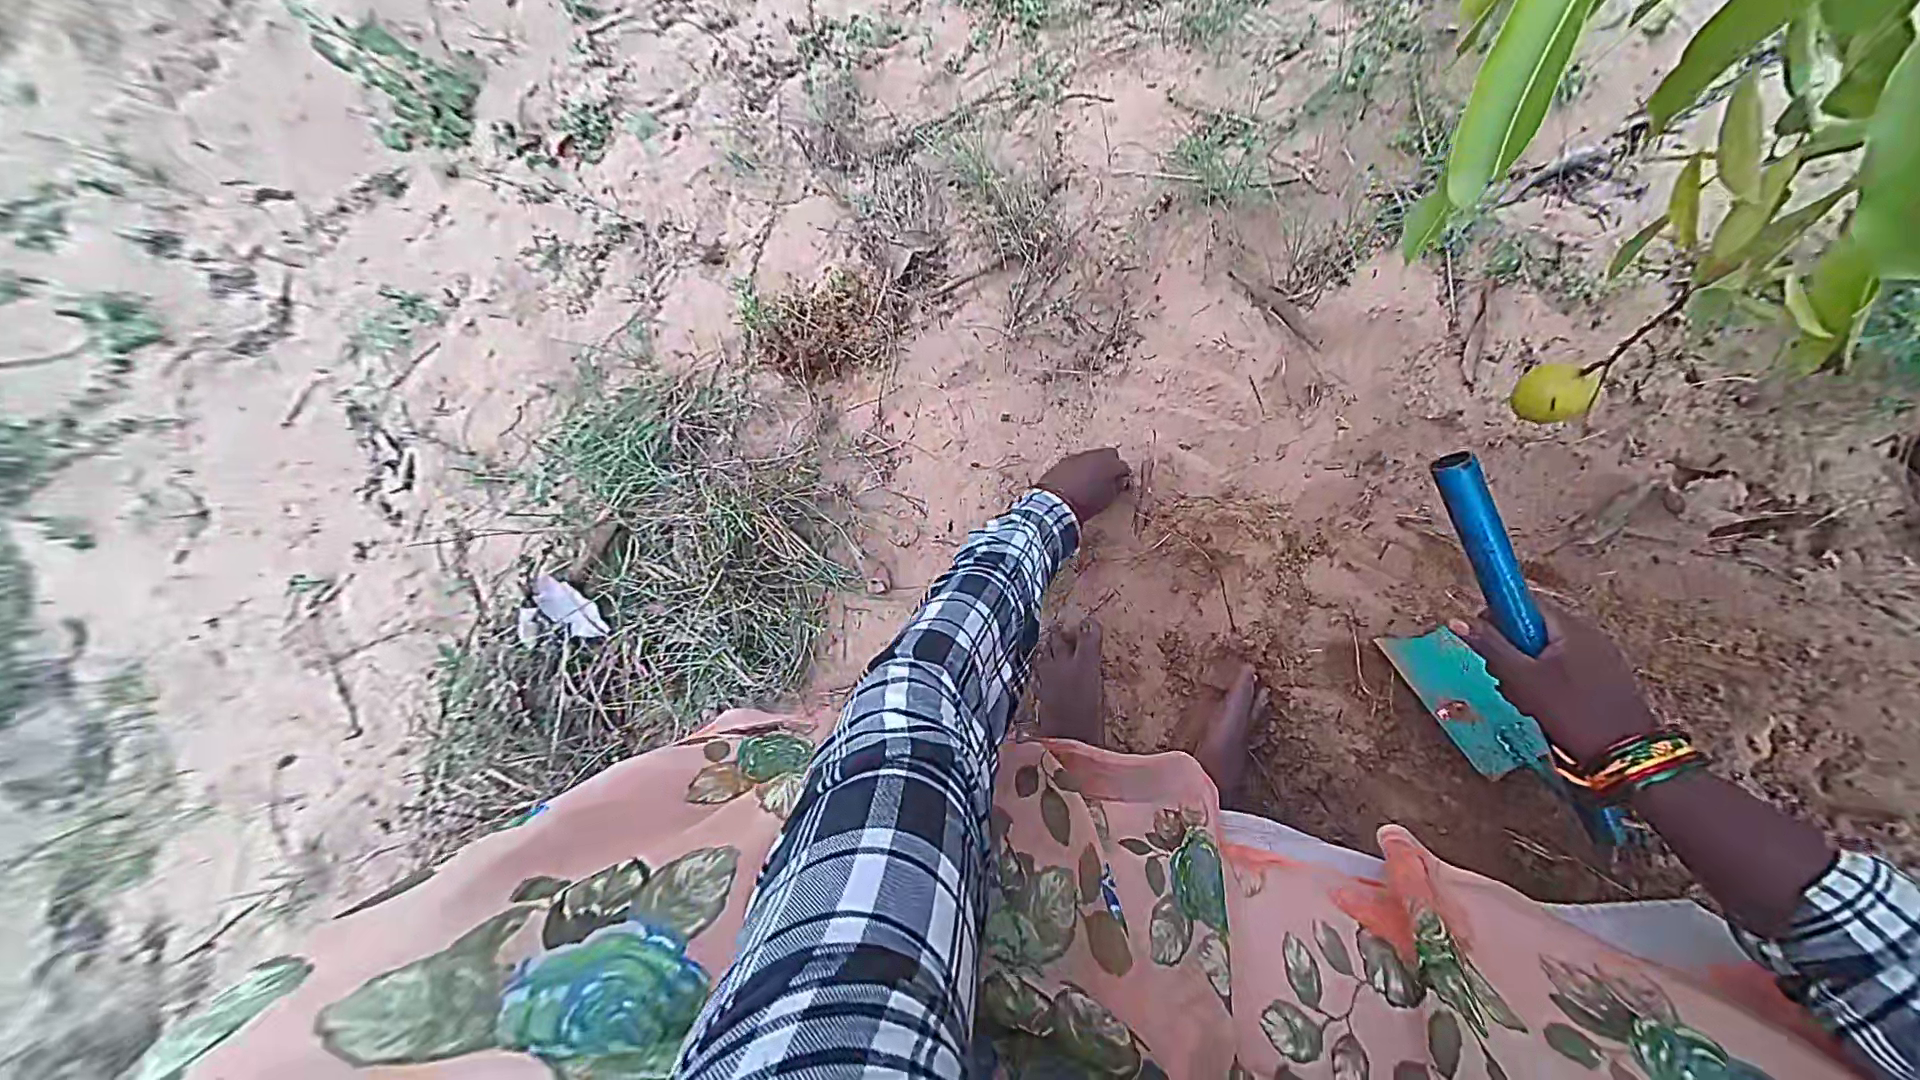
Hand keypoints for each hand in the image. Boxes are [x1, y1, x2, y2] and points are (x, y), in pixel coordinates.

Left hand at [1037, 449, 1130, 521]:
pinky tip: (1076, 479)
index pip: (1123, 466)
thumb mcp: (1107, 498)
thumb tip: (1120, 480)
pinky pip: (1077, 461)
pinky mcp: (1065, 460)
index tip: (1121, 482)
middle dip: (1110, 464)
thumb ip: (1117, 486)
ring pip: (1092, 456)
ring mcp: (1079, 456)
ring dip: (1094, 465)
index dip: (1123, 475)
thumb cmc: (1086, 503)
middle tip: (1107, 477)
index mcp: (1111, 464)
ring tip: (1090, 479)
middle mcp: (1096, 455)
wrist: (1056, 502)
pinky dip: (1079, 468)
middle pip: (1109, 455)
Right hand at [1452, 600, 1659, 769]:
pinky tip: (1541, 702)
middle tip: (1501, 673)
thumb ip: (1488, 644)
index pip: (1521, 602)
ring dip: (1523, 667)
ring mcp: (1599, 657)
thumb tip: (1456, 619)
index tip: (1481, 640)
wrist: (1626, 755)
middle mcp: (1587, 636)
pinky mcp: (1603, 678)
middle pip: (1531, 627)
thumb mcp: (1519, 676)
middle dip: (1508, 648)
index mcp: (1569, 628)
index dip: (1495, 616)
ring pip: (1543, 649)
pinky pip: (1560, 666)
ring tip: (1522, 693)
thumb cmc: (1569, 710)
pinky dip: (1542, 678)